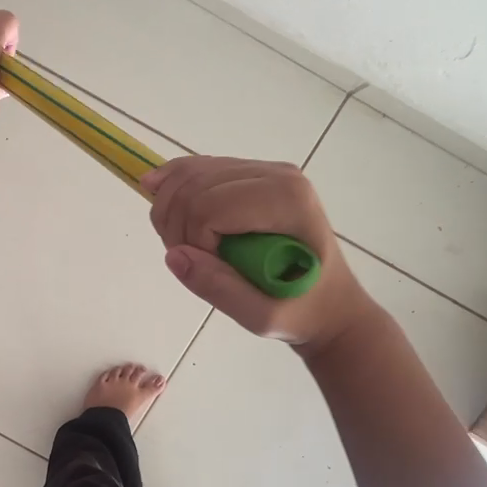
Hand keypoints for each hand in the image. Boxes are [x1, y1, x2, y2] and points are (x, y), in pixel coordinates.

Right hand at [144, 157, 379, 351]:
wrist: (330, 305)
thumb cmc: (299, 313)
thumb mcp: (261, 317)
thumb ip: (219, 288)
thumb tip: (174, 256)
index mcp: (286, 203)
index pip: (208, 206)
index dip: (190, 240)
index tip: (205, 271)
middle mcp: (278, 176)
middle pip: (196, 186)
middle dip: (175, 225)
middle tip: (186, 262)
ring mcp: (267, 171)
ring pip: (193, 173)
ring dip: (171, 209)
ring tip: (181, 245)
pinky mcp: (255, 176)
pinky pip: (202, 169)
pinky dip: (175, 184)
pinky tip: (156, 189)